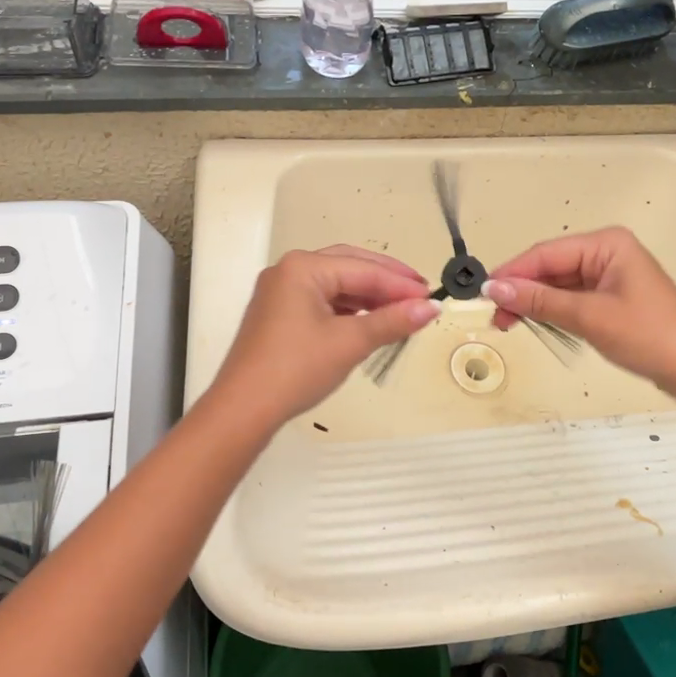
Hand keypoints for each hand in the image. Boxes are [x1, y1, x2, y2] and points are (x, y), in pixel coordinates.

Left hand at [209, 246, 439, 423]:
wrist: (243, 409)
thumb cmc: (296, 369)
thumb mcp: (349, 343)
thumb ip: (392, 321)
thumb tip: (431, 308)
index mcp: (303, 267)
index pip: (364, 269)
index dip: (400, 284)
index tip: (432, 297)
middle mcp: (289, 270)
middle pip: (349, 266)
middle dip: (386, 282)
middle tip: (421, 295)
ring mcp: (280, 292)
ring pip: (336, 284)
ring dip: (368, 296)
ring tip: (401, 310)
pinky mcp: (279, 314)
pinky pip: (322, 300)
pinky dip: (349, 309)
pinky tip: (369, 321)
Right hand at [483, 227, 675, 394]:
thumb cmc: (648, 335)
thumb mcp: (588, 316)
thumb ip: (539, 300)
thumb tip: (494, 287)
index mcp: (607, 243)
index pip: (546, 252)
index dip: (512, 272)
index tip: (483, 292)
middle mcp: (607, 252)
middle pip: (551, 266)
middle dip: (521, 289)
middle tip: (494, 315)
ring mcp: (611, 275)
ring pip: (559, 283)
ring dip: (534, 302)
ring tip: (508, 323)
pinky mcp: (613, 298)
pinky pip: (572, 297)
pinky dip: (552, 310)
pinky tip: (534, 322)